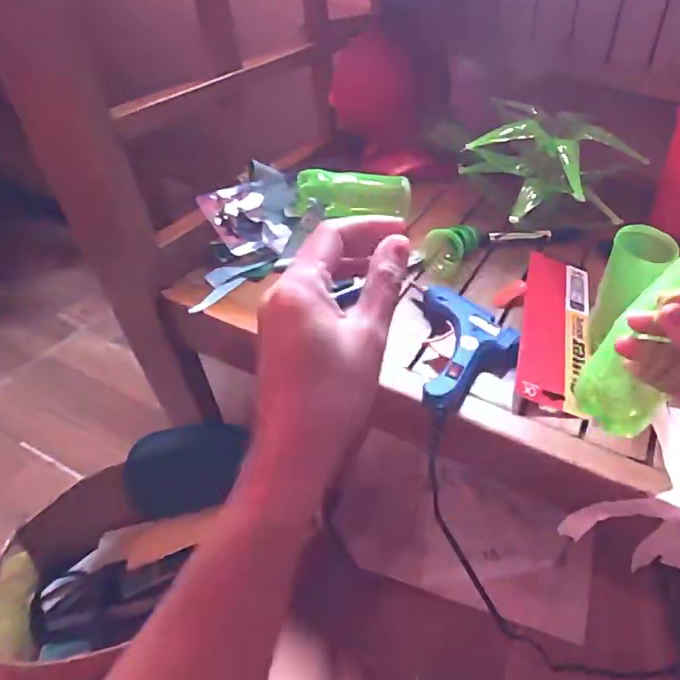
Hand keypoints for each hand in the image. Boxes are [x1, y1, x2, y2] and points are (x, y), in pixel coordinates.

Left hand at [237, 217, 411, 524]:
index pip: (332, 234)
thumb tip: (398, 243)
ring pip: (316, 278)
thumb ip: (383, 284)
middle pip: (321, 253)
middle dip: (362, 247)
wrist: (294, 454)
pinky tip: (364, 303)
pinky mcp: (278, 338)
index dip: (369, 226)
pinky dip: (338, 294)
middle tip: (402, 250)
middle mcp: (279, 294)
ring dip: (351, 271)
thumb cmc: (336, 393)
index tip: (404, 228)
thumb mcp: (369, 335)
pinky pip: (310, 301)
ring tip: (390, 273)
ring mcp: (275, 317)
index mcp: (297, 286)